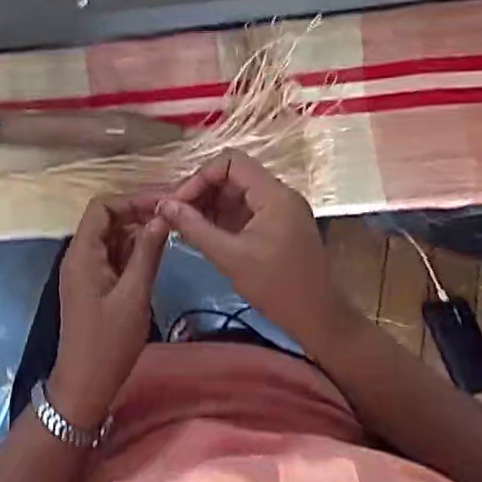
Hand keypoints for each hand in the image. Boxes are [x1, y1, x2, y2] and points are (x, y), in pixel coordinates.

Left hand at [51, 196, 169, 427]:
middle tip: (175, 213)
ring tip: (173, 229)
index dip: (132, 200)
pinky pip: (113, 255)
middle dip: (139, 212)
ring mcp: (86, 270)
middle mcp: (80, 255)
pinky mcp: (94, 284)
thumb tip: (162, 217)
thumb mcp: (134, 295)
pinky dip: (134, 250)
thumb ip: (148, 253)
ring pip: (112, 237)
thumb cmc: (109, 341)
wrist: (86, 381)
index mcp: (82, 253)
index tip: (165, 202)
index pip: (102, 207)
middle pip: (107, 219)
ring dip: (138, 231)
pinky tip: (158, 252)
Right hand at [156, 151, 350, 337]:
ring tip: (182, 225)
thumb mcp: (229, 256)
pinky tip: (200, 233)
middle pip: (232, 176)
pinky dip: (219, 218)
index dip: (200, 177)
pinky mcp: (275, 227)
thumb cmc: (276, 286)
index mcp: (274, 195)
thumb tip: (164, 206)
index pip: (231, 163)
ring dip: (207, 206)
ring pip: (235, 194)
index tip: (179, 201)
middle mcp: (278, 196)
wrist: (317, 318)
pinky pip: (242, 211)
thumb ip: (194, 227)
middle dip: (200, 192)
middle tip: (174, 214)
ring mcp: (278, 211)